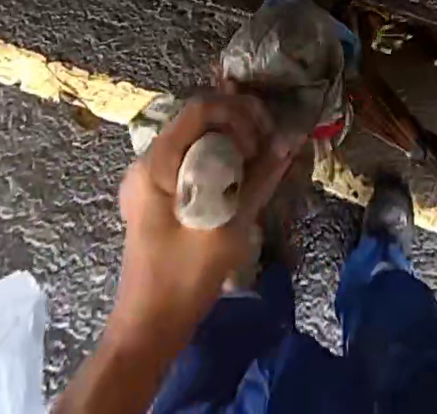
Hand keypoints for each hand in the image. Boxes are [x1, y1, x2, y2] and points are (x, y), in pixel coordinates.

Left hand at [111, 92, 301, 337]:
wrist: (147, 328)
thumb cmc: (183, 281)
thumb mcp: (227, 230)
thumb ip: (258, 181)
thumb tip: (289, 141)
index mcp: (155, 161)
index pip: (199, 109)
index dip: (237, 114)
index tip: (261, 141)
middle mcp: (146, 159)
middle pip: (196, 120)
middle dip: (236, 125)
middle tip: (266, 149)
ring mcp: (148, 175)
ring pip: (194, 138)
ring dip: (228, 143)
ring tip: (257, 163)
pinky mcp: (155, 193)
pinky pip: (188, 159)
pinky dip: (215, 160)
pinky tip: (237, 179)